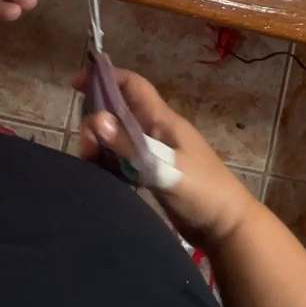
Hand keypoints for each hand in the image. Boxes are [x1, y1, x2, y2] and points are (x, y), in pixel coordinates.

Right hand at [74, 66, 260, 248]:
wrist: (229, 229)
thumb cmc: (203, 192)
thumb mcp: (164, 168)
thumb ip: (130, 145)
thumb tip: (95, 119)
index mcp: (162, 120)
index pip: (132, 85)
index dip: (105, 77)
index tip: (76, 82)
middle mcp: (156, 131)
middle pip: (118, 111)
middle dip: (96, 120)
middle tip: (86, 146)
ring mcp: (155, 152)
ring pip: (118, 136)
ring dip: (100, 144)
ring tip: (91, 164)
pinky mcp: (153, 173)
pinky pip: (122, 159)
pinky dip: (109, 163)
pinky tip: (101, 176)